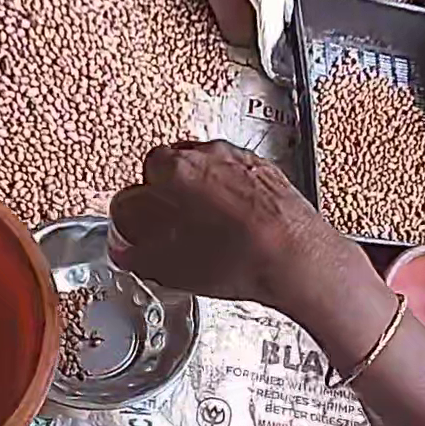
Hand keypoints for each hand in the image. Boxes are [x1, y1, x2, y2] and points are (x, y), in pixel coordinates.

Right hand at [108, 140, 369, 314]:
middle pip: (166, 172)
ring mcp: (237, 160)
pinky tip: (235, 227)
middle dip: (164, 201)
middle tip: (169, 232)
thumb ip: (138, 256)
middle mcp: (205, 155)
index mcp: (173, 172)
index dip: (132, 220)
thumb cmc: (241, 258)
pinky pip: (233, 178)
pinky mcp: (264, 170)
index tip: (136, 236)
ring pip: (202, 171)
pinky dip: (227, 197)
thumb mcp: (174, 269)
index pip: (133, 192)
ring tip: (205, 231)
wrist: (298, 258)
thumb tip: (126, 252)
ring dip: (197, 195)